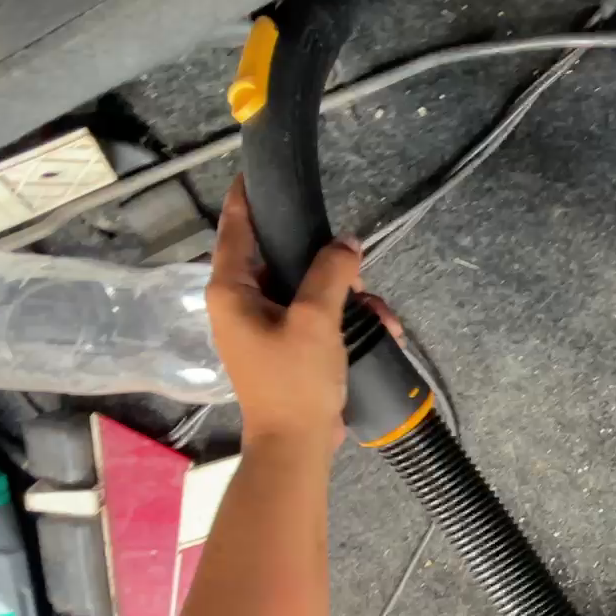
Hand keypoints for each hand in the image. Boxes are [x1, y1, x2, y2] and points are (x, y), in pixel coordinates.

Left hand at [207, 175, 371, 457]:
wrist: (297, 445)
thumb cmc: (295, 381)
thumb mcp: (316, 321)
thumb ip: (331, 274)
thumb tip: (348, 244)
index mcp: (232, 290)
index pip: (236, 228)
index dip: (249, 197)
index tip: (262, 170)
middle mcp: (243, 304)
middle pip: (285, 262)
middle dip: (330, 264)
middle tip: (361, 269)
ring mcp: (267, 329)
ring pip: (311, 293)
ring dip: (350, 300)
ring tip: (383, 316)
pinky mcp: (290, 351)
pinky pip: (319, 321)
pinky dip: (348, 323)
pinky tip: (382, 332)